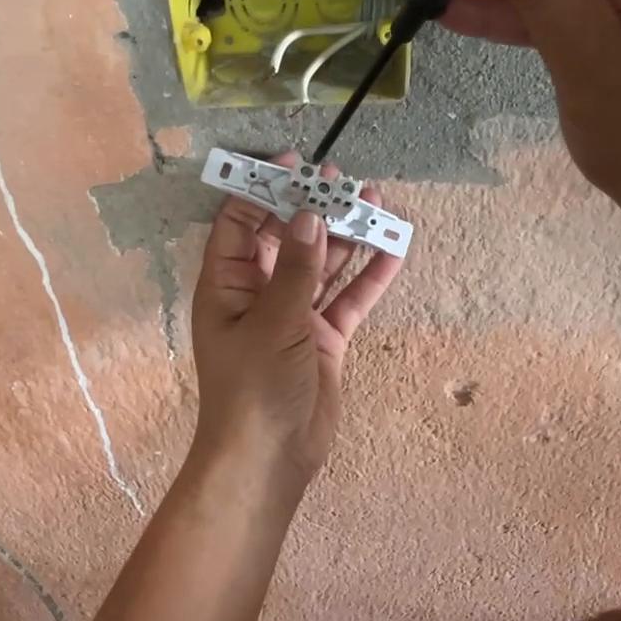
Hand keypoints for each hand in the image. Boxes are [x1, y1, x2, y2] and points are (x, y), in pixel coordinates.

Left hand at [190, 156, 403, 483]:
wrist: (271, 457)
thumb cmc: (255, 387)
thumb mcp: (274, 321)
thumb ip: (296, 268)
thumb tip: (308, 214)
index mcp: (227, 285)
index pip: (239, 223)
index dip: (262, 190)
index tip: (295, 163)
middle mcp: (258, 294)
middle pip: (286, 239)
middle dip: (312, 209)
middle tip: (344, 179)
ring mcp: (293, 316)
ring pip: (322, 266)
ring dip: (346, 237)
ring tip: (375, 202)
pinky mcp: (323, 339)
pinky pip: (347, 300)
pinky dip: (369, 278)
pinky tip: (394, 251)